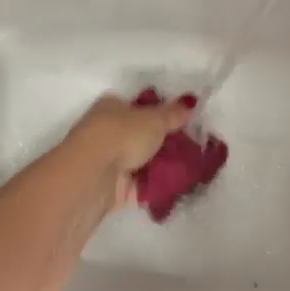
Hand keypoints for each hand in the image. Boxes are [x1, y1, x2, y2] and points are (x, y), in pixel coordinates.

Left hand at [63, 94, 193, 207]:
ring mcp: (111, 161)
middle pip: (143, 137)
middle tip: (196, 149)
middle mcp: (109, 131)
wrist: (93, 175)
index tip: (185, 124)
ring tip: (196, 170)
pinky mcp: (116, 189)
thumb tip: (191, 101)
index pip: (139, 107)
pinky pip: (144, 187)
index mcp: (112, 106)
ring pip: (144, 163)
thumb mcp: (153, 119)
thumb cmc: (121, 134)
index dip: (161, 114)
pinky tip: (183, 188)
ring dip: (165, 167)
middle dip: (166, 144)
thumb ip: (173, 113)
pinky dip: (160, 188)